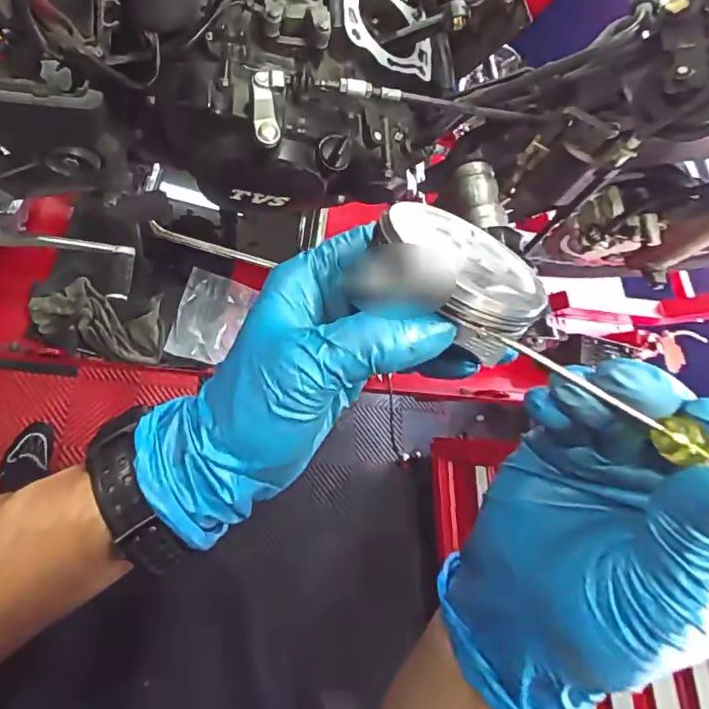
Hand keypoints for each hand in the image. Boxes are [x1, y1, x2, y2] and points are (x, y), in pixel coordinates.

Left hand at [135, 224, 466, 548]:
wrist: (231, 464)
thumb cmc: (246, 409)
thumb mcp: (310, 364)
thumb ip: (373, 340)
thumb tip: (430, 326)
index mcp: (310, 281)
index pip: (369, 244)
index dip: (413, 248)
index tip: (452, 259)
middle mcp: (330, 298)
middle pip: (394, 278)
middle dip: (436, 289)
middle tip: (475, 299)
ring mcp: (345, 330)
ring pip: (403, 314)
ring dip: (438, 322)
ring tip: (478, 330)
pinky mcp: (354, 360)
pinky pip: (400, 346)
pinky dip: (428, 352)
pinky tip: (456, 358)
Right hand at [438, 359, 708, 708]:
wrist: (518, 623)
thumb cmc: (603, 632)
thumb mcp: (663, 603)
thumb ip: (704, 543)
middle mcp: (691, 486)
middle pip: (701, 421)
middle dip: (664, 396)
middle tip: (631, 390)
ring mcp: (633, 459)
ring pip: (641, 402)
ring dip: (610, 388)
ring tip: (580, 394)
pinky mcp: (582, 444)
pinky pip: (581, 406)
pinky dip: (565, 398)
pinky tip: (551, 409)